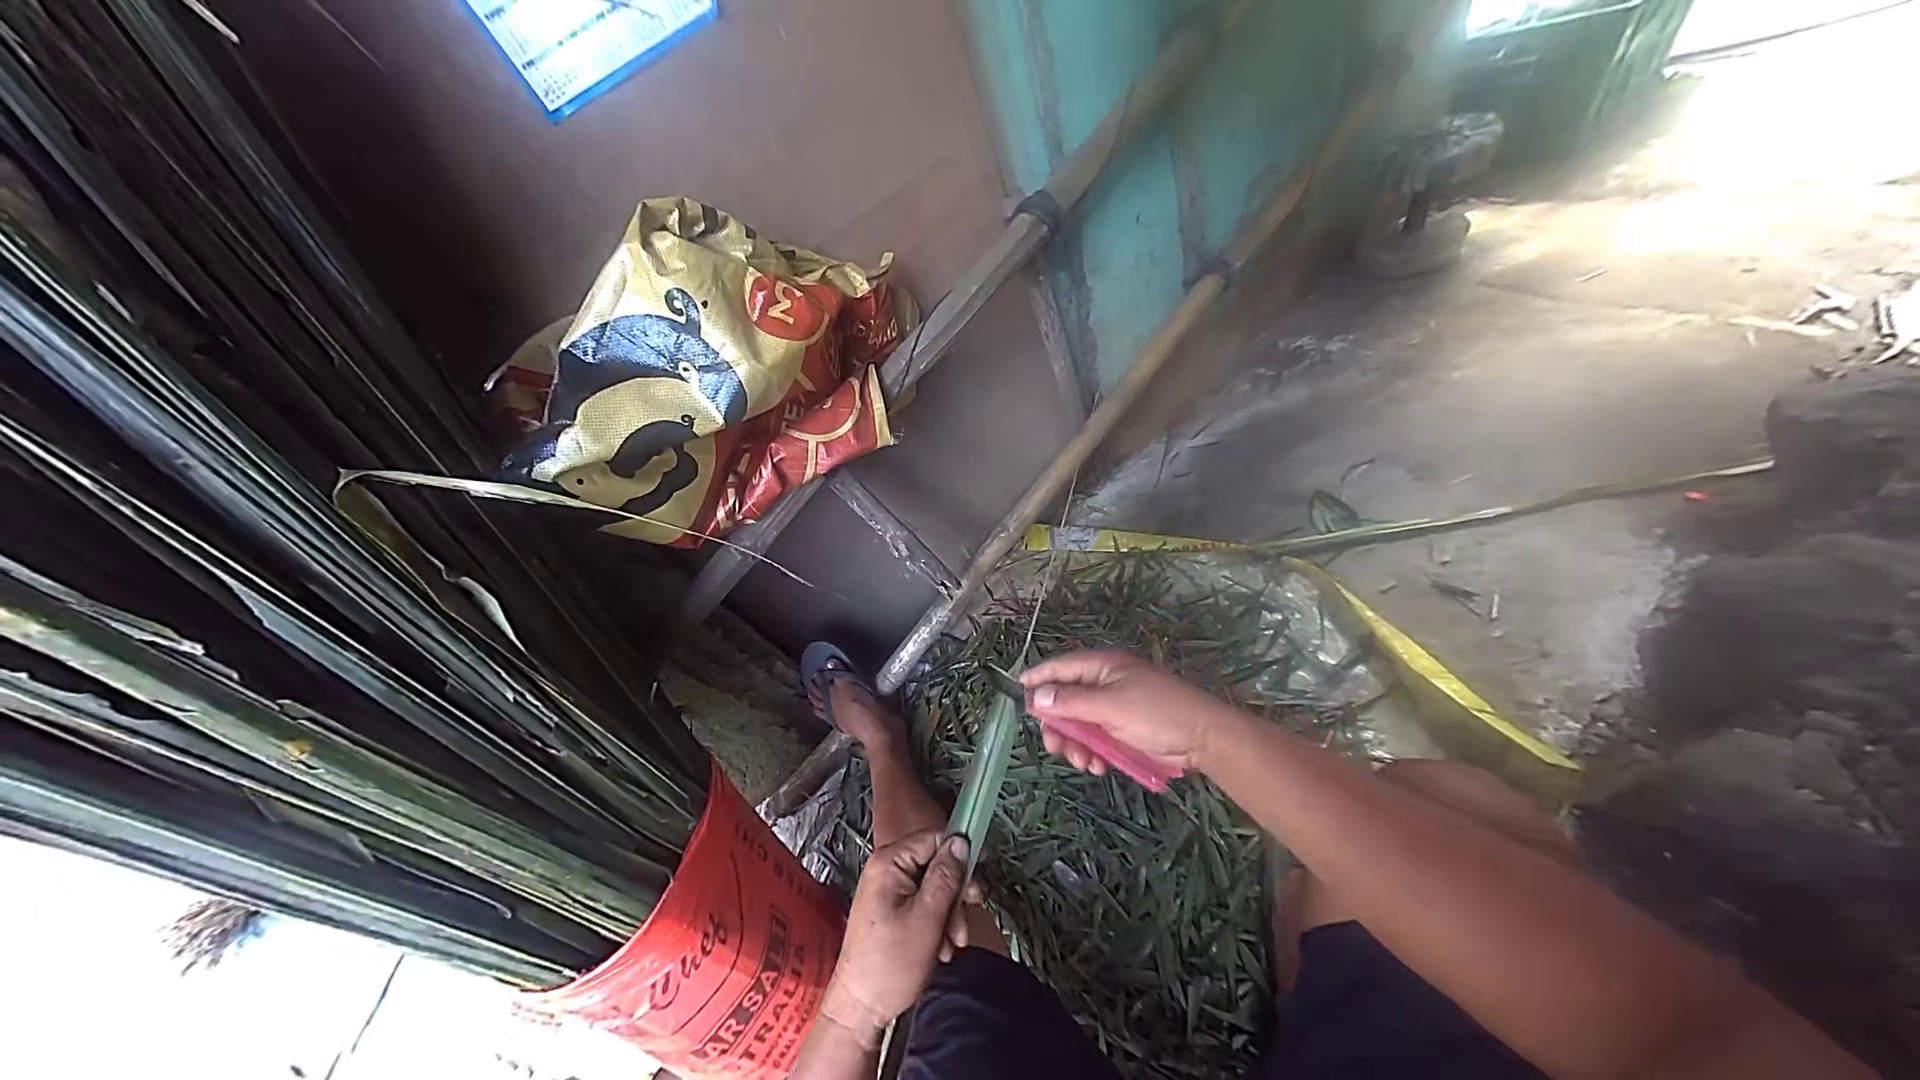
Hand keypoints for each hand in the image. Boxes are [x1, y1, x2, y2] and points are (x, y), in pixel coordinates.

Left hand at [818, 831, 977, 1046]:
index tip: (974, 882)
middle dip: (955, 892)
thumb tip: (960, 843)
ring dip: (948, 913)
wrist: (860, 1009)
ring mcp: (887, 889)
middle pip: (935, 863)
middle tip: (966, 916)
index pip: (934, 838)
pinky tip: (941, 945)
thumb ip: (946, 876)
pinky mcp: (890, 908)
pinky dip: (936, 922)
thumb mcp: (928, 917)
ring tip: (951, 941)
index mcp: (889, 862)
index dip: (958, 858)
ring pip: (932, 886)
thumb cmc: (889, 966)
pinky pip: (922, 903)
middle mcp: (885, 869)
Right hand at [1021, 650, 1233, 773]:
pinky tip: (1099, 767)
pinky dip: (1093, 753)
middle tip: (1055, 746)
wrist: (1204, 738)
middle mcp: (1105, 683)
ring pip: (1079, 724)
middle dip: (1058, 726)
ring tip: (1084, 763)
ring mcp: (1115, 707)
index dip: (1038, 679)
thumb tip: (1036, 696)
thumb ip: (1071, 702)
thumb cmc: (1157, 713)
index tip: (1017, 694)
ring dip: (1076, 745)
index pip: (1060, 667)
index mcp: (1102, 666)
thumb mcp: (1110, 705)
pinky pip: (1097, 739)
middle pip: (1066, 701)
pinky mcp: (1124, 729)